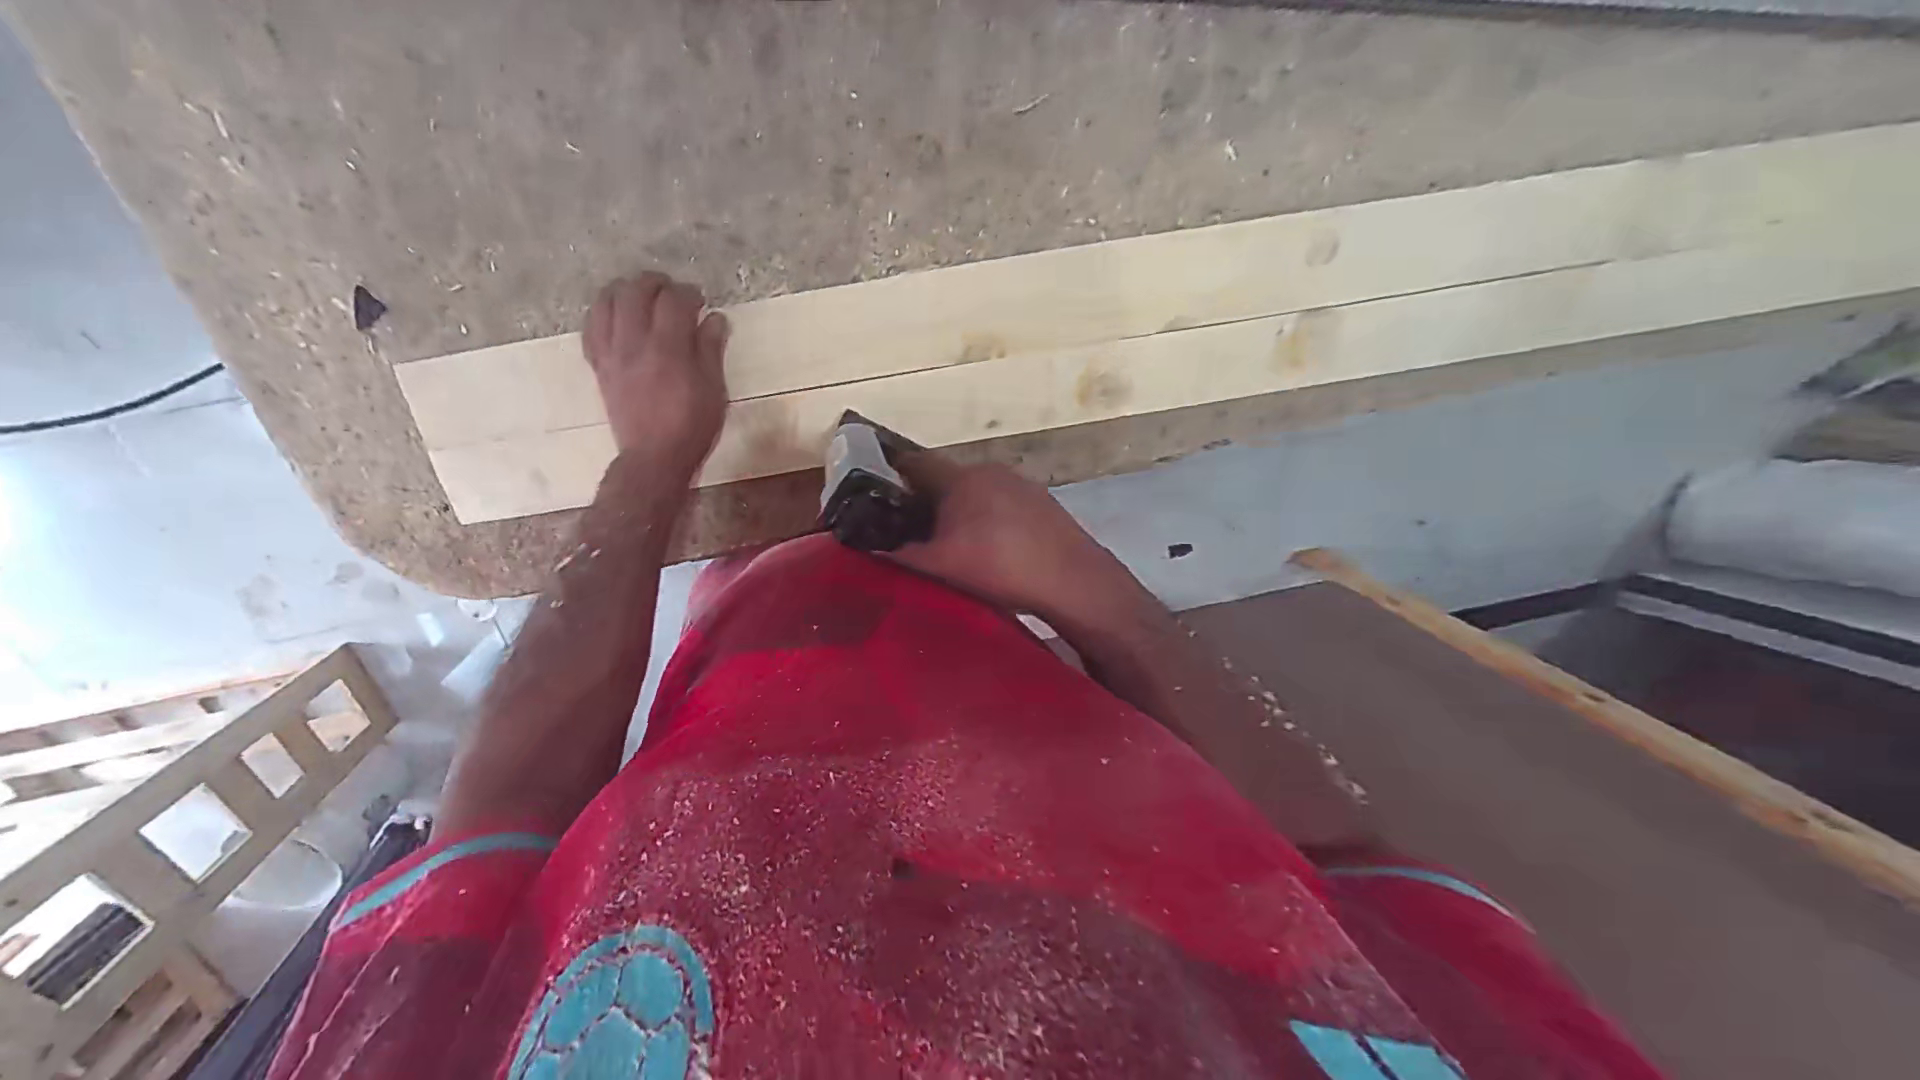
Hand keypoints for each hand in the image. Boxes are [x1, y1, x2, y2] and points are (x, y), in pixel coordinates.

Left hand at [583, 274, 729, 478]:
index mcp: (668, 349)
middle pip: (635, 292)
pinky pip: (591, 327)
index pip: (674, 301)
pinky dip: (603, 313)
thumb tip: (714, 318)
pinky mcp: (599, 366)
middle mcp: (635, 343)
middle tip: (670, 291)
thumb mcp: (714, 389)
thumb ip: (711, 349)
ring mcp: (612, 354)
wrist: (654, 457)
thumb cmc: (693, 427)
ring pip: (606, 302)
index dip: (688, 293)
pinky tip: (615, 317)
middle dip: (655, 283)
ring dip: (624, 290)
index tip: (699, 299)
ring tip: (640, 295)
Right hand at [884, 451, 1136, 625]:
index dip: (893, 475)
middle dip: (928, 500)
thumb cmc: (1000, 567)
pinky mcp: (1043, 503)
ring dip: (962, 511)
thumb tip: (870, 547)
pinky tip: (995, 550)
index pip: (916, 462)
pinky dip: (991, 519)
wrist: (1072, 580)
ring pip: (978, 491)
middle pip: (947, 478)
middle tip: (915, 531)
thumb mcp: (941, 566)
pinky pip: (1004, 504)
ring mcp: (1022, 484)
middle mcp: (991, 471)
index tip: (879, 496)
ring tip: (957, 545)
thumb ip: (901, 554)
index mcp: (961, 478)